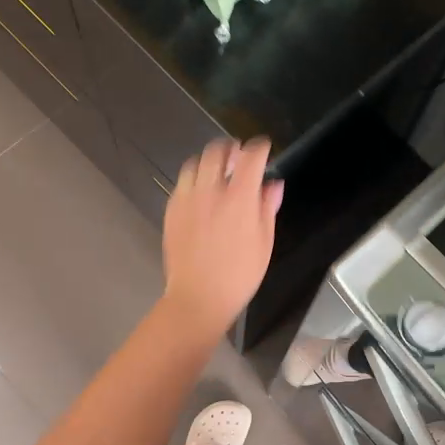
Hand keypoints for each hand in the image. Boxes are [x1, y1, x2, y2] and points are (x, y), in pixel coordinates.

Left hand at [161, 137, 283, 337]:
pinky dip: (193, 180)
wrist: (199, 297)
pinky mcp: (171, 210)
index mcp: (240, 197)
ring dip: (208, 162)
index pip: (251, 156)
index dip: (260, 147)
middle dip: (231, 148)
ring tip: (216, 172)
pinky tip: (200, 194)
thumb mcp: (264, 243)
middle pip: (217, 151)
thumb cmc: (239, 275)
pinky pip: (182, 183)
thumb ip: (267, 208)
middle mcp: (211, 190)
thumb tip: (273, 185)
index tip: (263, 149)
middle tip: (238, 157)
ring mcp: (187, 198)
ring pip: (195, 163)